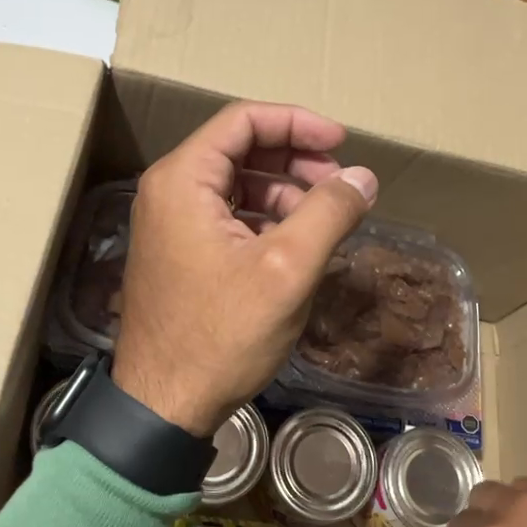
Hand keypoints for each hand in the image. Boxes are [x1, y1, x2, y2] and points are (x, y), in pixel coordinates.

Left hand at [114, 101, 377, 436]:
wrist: (163, 405)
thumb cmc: (222, 334)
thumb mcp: (287, 270)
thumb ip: (329, 212)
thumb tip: (364, 176)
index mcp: (183, 180)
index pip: (243, 121)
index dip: (298, 123)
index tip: (341, 142)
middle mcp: (170, 191)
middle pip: (240, 148)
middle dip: (296, 159)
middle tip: (340, 185)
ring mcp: (171, 223)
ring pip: (237, 184)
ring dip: (285, 191)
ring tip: (326, 219)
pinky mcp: (180, 253)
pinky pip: (228, 216)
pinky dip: (267, 219)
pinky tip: (298, 243)